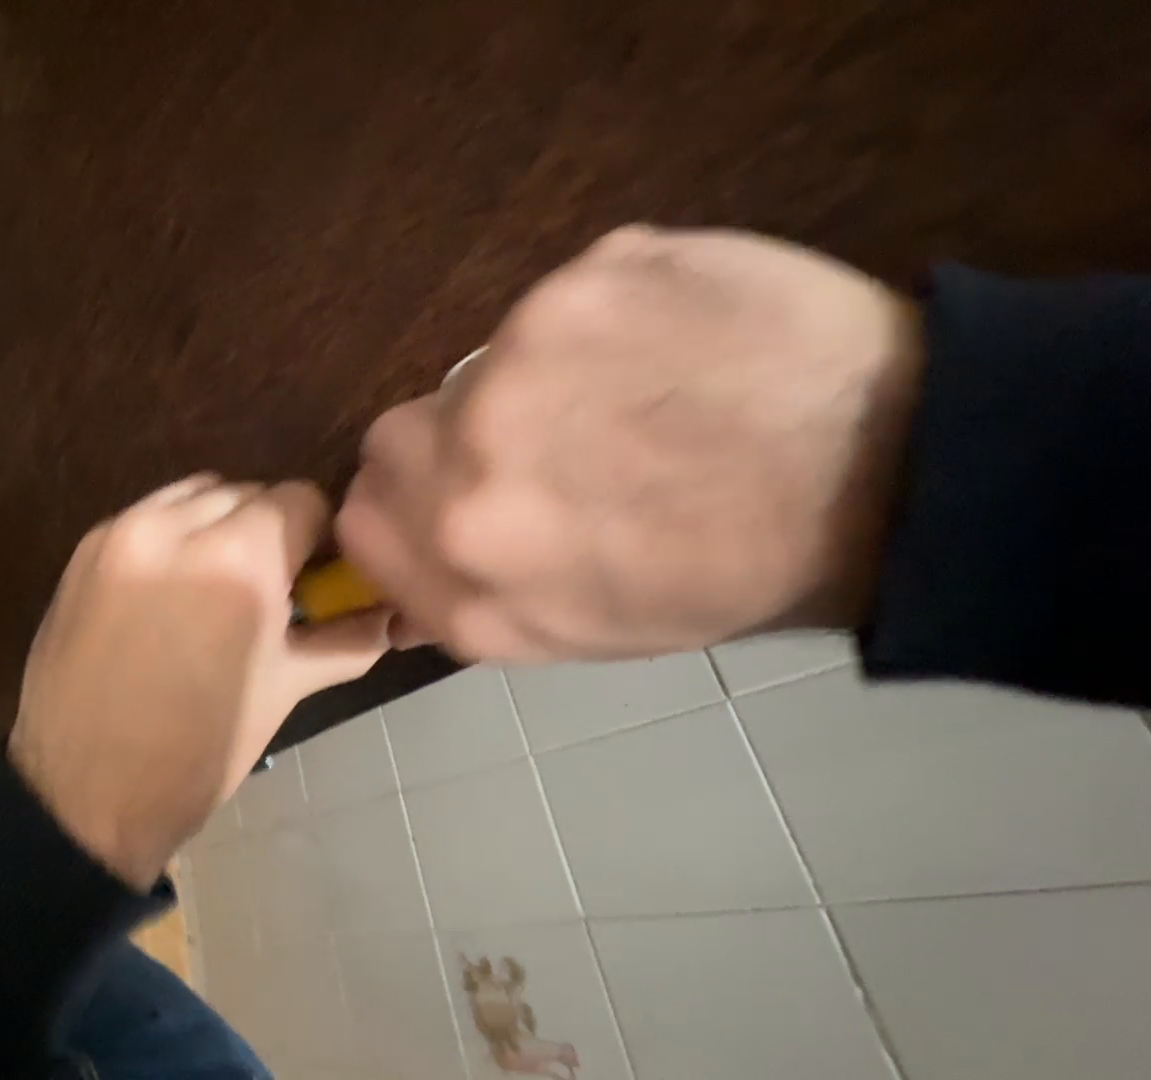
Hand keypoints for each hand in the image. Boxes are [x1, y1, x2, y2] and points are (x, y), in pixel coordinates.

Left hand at [9, 475, 390, 886]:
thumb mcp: (283, 693)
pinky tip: (170, 589)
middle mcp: (178, 526)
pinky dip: (172, 535)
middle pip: (248, 492)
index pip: (302, 499)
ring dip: (218, 524)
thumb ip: (346, 640)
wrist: (80, 794)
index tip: (314, 576)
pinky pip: (148, 516)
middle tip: (268, 588)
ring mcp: (123, 532)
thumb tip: (392, 617)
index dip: (318, 537)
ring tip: (215, 584)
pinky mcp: (84, 550)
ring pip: (195, 495)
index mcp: (239, 559)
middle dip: (269, 531)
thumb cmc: (196, 754)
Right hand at [337, 226, 923, 662]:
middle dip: (445, 444)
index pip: (359, 514)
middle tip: (533, 448)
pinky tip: (664, 350)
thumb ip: (454, 600)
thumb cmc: (717, 578)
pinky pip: (546, 308)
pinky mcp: (577, 287)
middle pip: (391, 434)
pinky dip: (590, 326)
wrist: (891, 476)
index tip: (447, 498)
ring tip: (623, 403)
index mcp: (469, 576)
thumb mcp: (566, 636)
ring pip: (470, 370)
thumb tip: (400, 564)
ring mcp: (517, 373)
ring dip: (522, 387)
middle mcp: (469, 479)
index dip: (400, 506)